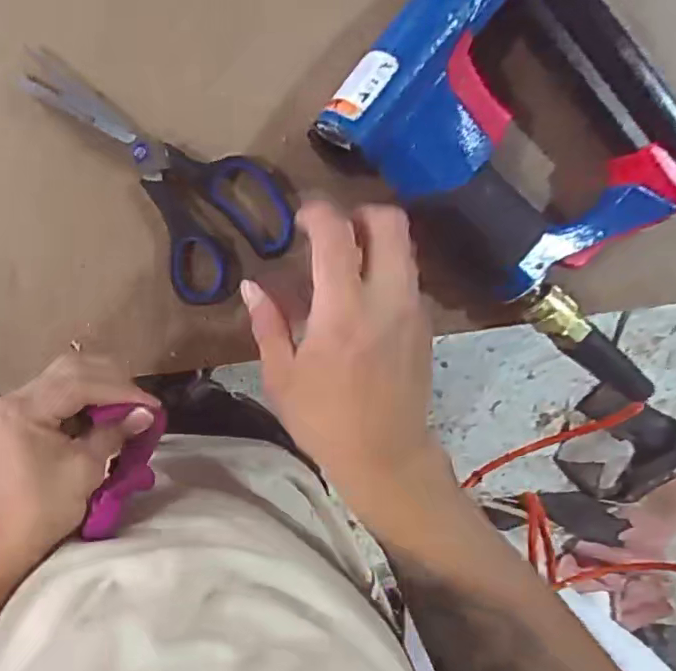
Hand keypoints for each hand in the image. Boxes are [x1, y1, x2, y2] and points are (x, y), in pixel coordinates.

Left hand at [0, 352, 157, 567]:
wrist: (16, 538)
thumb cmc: (48, 507)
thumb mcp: (87, 467)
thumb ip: (114, 432)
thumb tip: (146, 413)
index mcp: (23, 410)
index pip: (78, 382)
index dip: (120, 390)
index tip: (152, 404)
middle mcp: (13, 399)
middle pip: (69, 370)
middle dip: (110, 381)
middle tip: (140, 402)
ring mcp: (14, 408)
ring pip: (63, 377)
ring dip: (98, 386)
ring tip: (127, 404)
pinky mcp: (20, 419)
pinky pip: (55, 395)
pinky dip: (83, 398)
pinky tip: (105, 409)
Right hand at [240, 199, 448, 512]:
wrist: (383, 452)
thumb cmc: (321, 420)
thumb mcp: (281, 377)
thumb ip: (268, 324)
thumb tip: (253, 286)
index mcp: (341, 312)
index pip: (336, 237)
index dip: (317, 214)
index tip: (299, 215)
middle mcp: (385, 298)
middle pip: (388, 222)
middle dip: (356, 213)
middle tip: (327, 230)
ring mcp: (411, 308)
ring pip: (402, 246)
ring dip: (372, 240)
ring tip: (338, 264)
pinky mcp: (423, 322)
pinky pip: (405, 276)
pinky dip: (382, 269)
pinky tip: (355, 299)